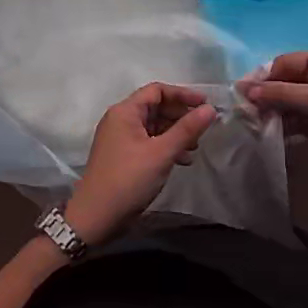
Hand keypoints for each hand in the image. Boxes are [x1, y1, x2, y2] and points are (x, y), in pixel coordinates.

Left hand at [65, 83, 217, 246]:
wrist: (96, 216)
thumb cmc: (129, 179)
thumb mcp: (162, 153)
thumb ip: (187, 129)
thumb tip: (210, 109)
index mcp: (125, 112)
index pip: (157, 90)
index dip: (182, 94)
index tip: (205, 104)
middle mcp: (120, 120)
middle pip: (156, 107)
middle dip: (181, 115)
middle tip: (203, 128)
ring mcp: (120, 139)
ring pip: (154, 126)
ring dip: (176, 133)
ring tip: (195, 148)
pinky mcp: (123, 156)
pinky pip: (149, 142)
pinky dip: (166, 146)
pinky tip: (182, 161)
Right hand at [238, 51, 307, 163]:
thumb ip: (279, 93)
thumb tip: (243, 89)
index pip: (284, 63)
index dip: (263, 77)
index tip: (241, 93)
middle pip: (283, 82)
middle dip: (265, 96)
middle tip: (245, 111)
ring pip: (284, 102)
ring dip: (269, 113)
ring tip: (253, 124)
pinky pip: (290, 120)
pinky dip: (279, 126)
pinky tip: (266, 133)